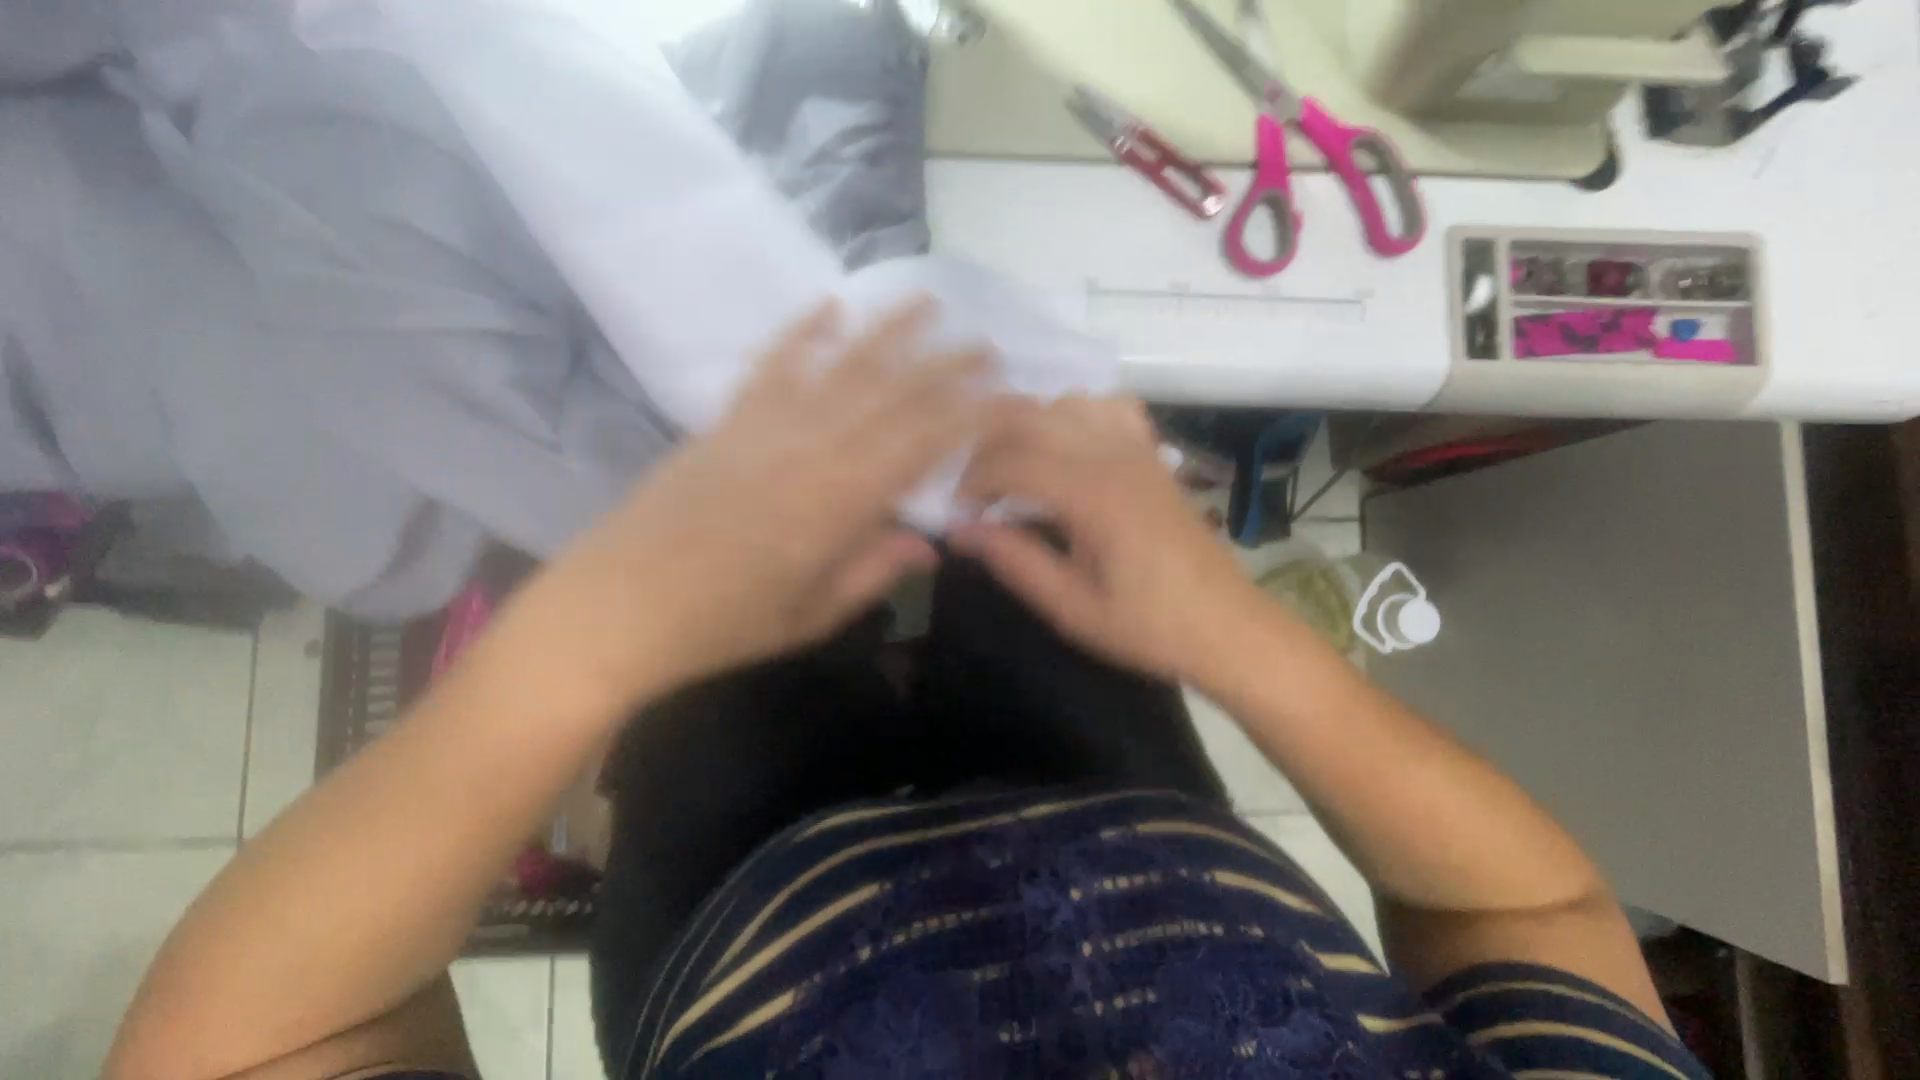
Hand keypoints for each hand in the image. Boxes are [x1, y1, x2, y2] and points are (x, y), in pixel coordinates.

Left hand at [532, 299, 994, 699]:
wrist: (618, 606)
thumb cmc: (723, 624)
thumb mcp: (811, 614)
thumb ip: (872, 571)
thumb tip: (927, 543)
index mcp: (840, 499)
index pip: (922, 443)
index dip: (970, 417)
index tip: (1008, 397)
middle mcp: (811, 447)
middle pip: (890, 394)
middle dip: (945, 367)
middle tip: (986, 344)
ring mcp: (765, 426)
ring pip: (839, 367)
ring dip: (887, 331)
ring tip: (926, 300)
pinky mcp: (726, 421)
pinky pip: (771, 365)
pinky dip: (800, 333)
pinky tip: (828, 307)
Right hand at [950, 396, 1265, 682]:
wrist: (1226, 626)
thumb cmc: (1147, 627)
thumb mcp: (1071, 607)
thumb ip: (1014, 561)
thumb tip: (958, 530)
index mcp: (1092, 495)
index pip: (1010, 460)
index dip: (971, 481)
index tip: (955, 512)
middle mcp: (1113, 456)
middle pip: (1031, 414)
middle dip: (987, 442)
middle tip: (972, 485)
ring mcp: (1138, 449)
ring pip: (1066, 402)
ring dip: (1027, 424)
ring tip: (1009, 466)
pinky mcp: (1152, 455)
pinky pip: (1109, 408)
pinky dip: (1075, 415)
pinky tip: (1063, 447)